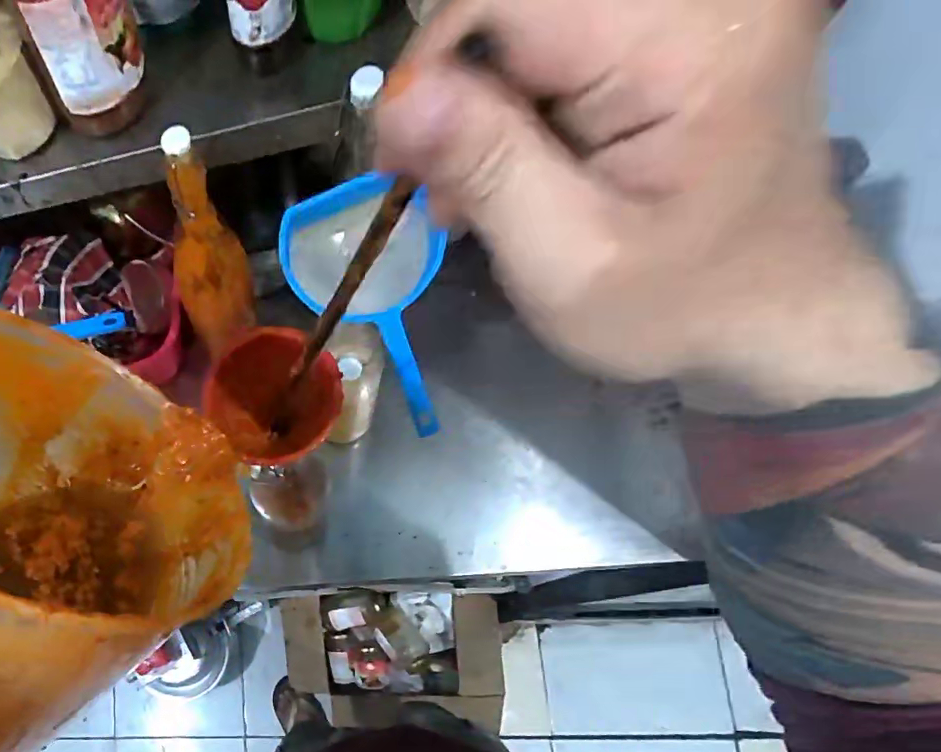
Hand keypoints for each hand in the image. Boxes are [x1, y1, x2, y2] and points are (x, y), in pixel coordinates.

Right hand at [378, 0, 937, 413]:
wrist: (759, 316)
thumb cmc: (663, 303)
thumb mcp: (560, 252)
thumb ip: (484, 165)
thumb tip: (397, 98)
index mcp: (684, 43)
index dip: (427, 66)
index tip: (399, 162)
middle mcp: (693, 5)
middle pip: (507, 12)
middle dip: (440, 96)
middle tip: (425, 189)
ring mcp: (678, 22)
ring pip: (510, 38)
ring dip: (460, 115)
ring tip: (458, 197)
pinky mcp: (656, 49)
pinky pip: (535, 60)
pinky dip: (490, 120)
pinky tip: (490, 178)